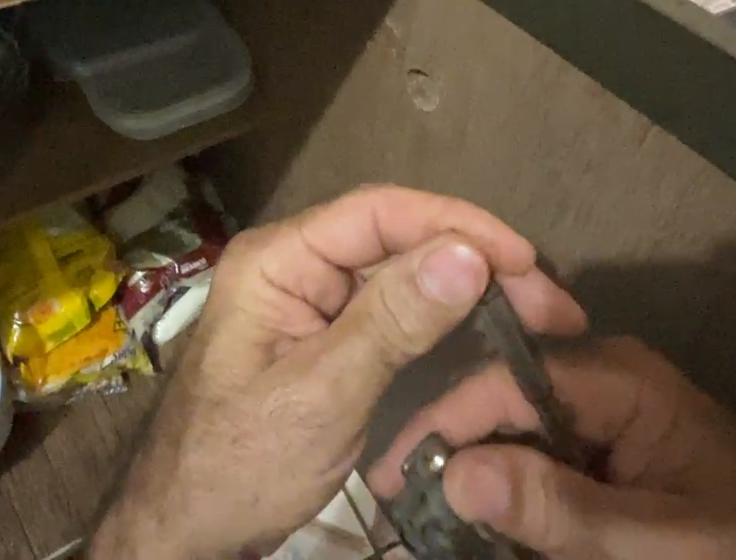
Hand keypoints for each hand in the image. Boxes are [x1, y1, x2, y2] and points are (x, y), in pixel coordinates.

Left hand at [89, 185, 586, 558]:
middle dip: (471, 261)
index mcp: (279, 258)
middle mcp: (295, 264)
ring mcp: (310, 300)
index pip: (375, 212)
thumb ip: (391, 322)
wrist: (186, 523)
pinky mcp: (325, 336)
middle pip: (393, 240)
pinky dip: (440, 323)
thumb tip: (468, 253)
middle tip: (549, 302)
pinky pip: (390, 315)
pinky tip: (485, 335)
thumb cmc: (240, 459)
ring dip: (464, 292)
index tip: (524, 259)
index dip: (454, 223)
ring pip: (398, 277)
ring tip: (536, 317)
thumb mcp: (321, 394)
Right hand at [368, 337, 735, 559]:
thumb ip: (565, 510)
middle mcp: (598, 381)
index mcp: (615, 377)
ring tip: (416, 504)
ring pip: (512, 431)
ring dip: (469, 469)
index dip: (442, 420)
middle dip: (446, 442)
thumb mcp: (672, 544)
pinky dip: (506, 490)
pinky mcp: (606, 455)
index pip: (502, 379)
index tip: (388, 468)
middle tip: (391, 490)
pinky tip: (475, 516)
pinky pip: (539, 460)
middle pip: (499, 398)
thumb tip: (454, 473)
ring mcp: (601, 417)